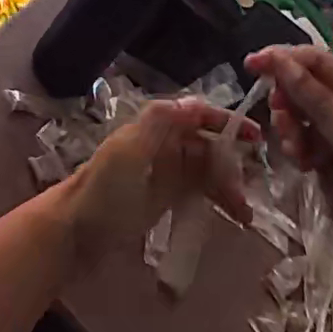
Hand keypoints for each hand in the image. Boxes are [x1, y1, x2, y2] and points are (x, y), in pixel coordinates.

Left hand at [58, 98, 258, 264]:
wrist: (77, 229)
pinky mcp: (167, 196)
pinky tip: (233, 217)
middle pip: (206, 143)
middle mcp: (162, 144)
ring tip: (243, 213)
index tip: (255, 136)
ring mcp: (165, 171)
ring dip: (228, 184)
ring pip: (207, 167)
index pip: (195, 114)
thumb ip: (159, 123)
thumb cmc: (104, 189)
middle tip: (248, 190)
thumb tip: (194, 101)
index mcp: (153, 127)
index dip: (224, 120)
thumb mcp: (129, 152)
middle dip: (230, 161)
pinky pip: (200, 189)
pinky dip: (218, 198)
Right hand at [244, 47, 332, 289]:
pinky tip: (303, 166)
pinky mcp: (331, 160)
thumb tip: (280, 60)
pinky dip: (295, 147)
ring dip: (289, 126)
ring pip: (299, 112)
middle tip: (282, 123)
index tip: (250, 65)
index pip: (320, 62)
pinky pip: (301, 138)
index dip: (284, 59)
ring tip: (297, 153)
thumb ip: (317, 102)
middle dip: (287, 99)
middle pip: (305, 85)